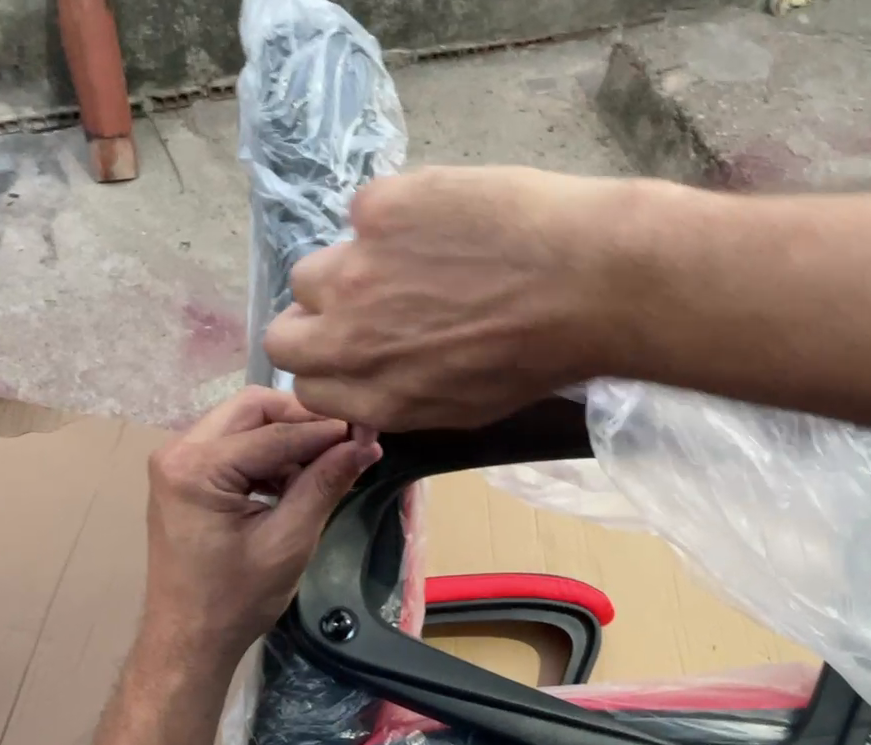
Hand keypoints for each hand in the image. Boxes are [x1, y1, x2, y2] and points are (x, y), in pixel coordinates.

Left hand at [142, 387, 381, 661]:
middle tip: (347, 440)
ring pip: (243, 424)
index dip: (325, 431)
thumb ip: (324, 485)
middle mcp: (177, 451)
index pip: (274, 432)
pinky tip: (295, 481)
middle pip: (251, 409)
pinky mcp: (184, 477)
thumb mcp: (288, 542)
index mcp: (195, 467)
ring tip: (326, 467)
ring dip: (286, 439)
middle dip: (302, 422)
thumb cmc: (235, 601)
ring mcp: (177, 462)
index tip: (369, 430)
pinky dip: (267, 457)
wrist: (188, 640)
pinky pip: (232, 447)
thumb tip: (365, 444)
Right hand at [262, 166, 654, 430]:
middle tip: (358, 305)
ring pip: (313, 270)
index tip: (347, 350)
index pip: (305, 386)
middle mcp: (350, 341)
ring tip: (406, 259)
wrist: (588, 283)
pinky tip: (444, 221)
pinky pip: (364, 213)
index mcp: (375, 398)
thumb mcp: (466, 408)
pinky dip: (394, 217)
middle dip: (311, 325)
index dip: (325, 366)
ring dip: (347, 269)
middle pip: (282, 335)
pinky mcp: (379, 209)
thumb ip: (400, 397)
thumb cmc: (539, 357)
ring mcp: (357, 271)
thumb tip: (372, 376)